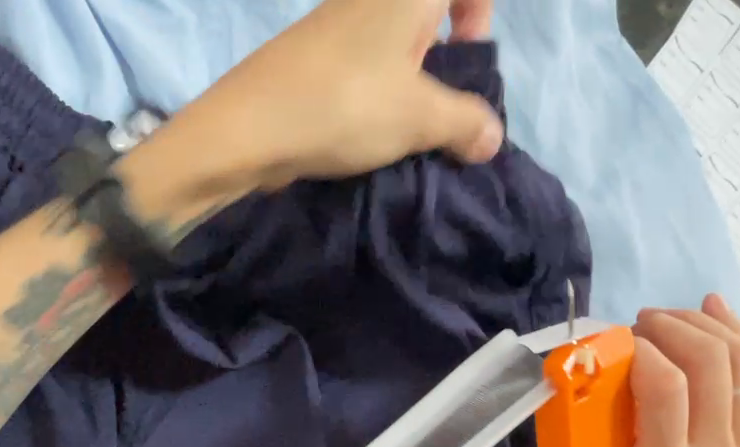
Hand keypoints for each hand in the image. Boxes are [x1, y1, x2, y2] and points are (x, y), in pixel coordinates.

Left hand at [166, 0, 504, 192]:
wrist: (248, 130)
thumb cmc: (345, 105)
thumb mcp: (419, 117)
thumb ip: (464, 123)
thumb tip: (491, 138)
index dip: (478, 11)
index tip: (470, 58)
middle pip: (425, 14)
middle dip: (444, 60)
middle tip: (441, 110)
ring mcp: (335, 28)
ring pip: (391, 48)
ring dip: (409, 89)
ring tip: (405, 137)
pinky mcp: (310, 62)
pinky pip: (361, 71)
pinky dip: (375, 100)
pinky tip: (369, 141)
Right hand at [592, 295, 739, 446]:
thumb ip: (598, 430)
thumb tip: (598, 368)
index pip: (667, 388)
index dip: (645, 350)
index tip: (617, 340)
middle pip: (713, 367)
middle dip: (677, 328)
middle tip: (641, 322)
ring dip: (710, 327)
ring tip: (673, 315)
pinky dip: (737, 339)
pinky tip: (715, 314)